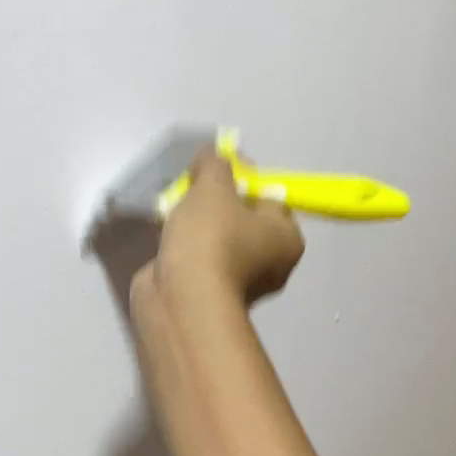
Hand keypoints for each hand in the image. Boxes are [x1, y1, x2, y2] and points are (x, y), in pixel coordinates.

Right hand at [132, 150, 305, 310]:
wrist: (181, 299)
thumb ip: (214, 163)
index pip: (271, 197)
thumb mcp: (214, 185)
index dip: (244, 178)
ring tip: (175, 209)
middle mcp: (271, 266)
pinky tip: (167, 237)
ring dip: (199, 227)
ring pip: (220, 242)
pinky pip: (200, 262)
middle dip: (218, 203)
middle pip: (244, 220)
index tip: (217, 169)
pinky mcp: (210, 298)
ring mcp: (239, 286)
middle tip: (193, 188)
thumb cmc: (211, 239)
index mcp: (287, 239)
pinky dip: (186, 250)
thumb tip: (211, 156)